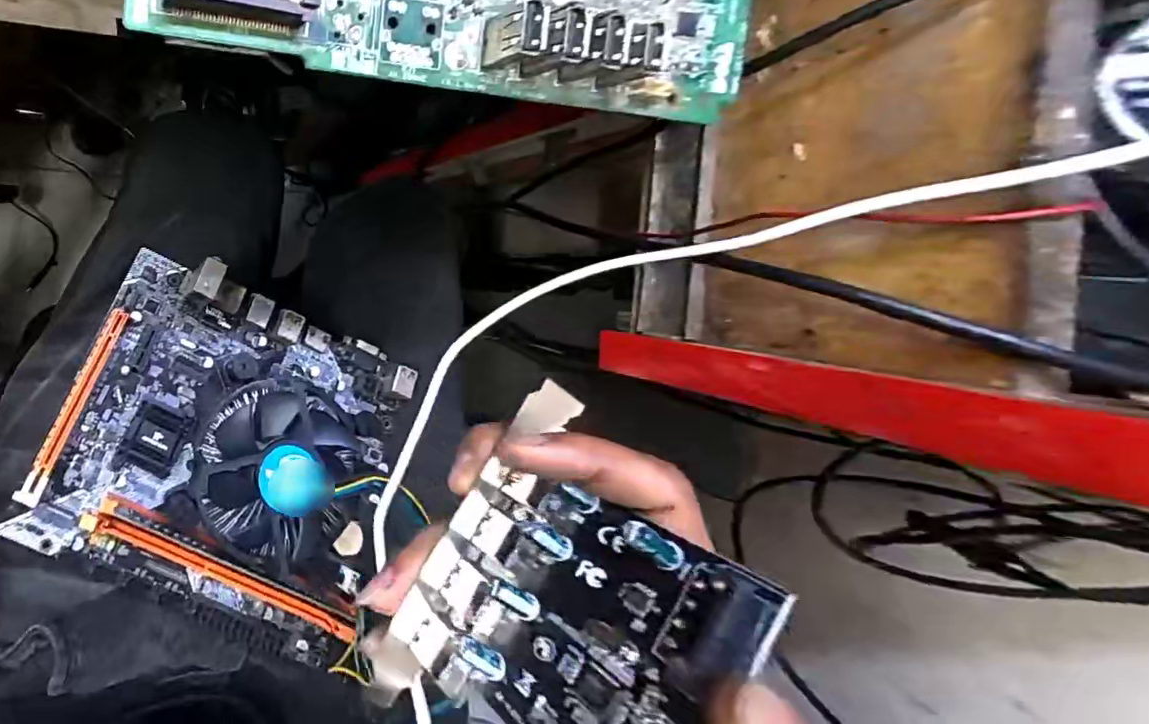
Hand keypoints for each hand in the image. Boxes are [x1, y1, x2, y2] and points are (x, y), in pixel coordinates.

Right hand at [358, 426, 797, 723]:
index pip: (646, 488)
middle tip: (456, 481)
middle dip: (494, 476)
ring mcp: (558, 599)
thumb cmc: (697, 720)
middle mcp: (609, 574)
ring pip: (495, 543)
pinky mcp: (518, 633)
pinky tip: (396, 606)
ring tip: (399, 576)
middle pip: (551, 495)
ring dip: (441, 547)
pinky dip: (430, 594)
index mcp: (673, 583)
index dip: (586, 454)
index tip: (522, 452)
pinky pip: (471, 595)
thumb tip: (753, 694)